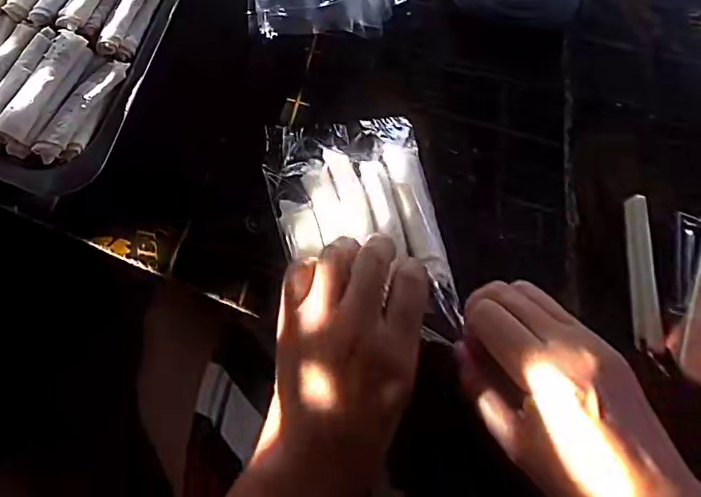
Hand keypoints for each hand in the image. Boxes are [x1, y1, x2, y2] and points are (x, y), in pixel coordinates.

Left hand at [236, 235, 429, 496]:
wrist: (311, 453)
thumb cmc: (364, 422)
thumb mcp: (403, 381)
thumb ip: (406, 330)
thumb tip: (405, 284)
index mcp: (392, 351)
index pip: (410, 281)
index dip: (411, 268)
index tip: (408, 268)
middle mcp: (356, 328)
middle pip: (373, 258)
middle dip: (380, 248)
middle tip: (380, 250)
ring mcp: (318, 319)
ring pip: (335, 254)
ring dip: (347, 250)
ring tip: (351, 256)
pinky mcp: (289, 318)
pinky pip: (300, 269)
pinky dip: (311, 267)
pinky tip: (320, 277)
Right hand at [457, 281, 700, 496]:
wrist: (653, 495)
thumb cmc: (584, 482)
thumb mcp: (517, 445)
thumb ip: (481, 391)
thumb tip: (461, 352)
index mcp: (543, 369)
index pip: (486, 310)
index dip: (468, 324)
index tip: (469, 346)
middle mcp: (568, 341)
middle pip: (505, 290)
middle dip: (483, 307)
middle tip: (479, 340)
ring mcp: (590, 337)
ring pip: (530, 289)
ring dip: (508, 306)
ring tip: (505, 341)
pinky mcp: (605, 341)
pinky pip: (556, 306)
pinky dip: (534, 314)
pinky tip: (533, 348)